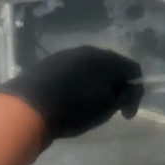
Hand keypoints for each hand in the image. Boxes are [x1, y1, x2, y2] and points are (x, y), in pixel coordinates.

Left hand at [0, 46, 142, 142]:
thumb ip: (125, 95)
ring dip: (95, 84)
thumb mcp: (107, 106)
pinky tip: (69, 99)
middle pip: (110, 66)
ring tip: (88, 105)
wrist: (28, 107)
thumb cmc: (74, 108)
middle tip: (110, 108)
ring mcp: (64, 55)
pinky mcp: (47, 64)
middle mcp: (86, 50)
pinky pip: (71, 72)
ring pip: (89, 68)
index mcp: (104, 58)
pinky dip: (77, 84)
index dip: (135, 90)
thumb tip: (130, 88)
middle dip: (115, 86)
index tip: (126, 113)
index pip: (132, 68)